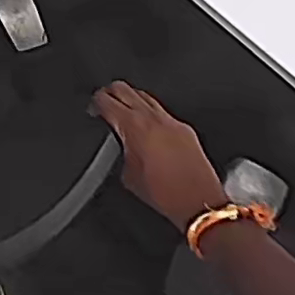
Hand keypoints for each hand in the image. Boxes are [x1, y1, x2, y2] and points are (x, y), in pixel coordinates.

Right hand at [91, 81, 227, 228]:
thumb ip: (117, 147)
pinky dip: (151, 113)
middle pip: (122, 87)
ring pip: (143, 95)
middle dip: (109, 93)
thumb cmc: (166, 195)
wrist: (200, 207)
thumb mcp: (126, 173)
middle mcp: (151, 118)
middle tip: (105, 105)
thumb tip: (115, 143)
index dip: (94, 103)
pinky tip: (149, 127)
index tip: (93, 111)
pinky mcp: (186, 130)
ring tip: (126, 113)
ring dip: (131, 100)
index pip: (104, 98)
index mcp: (132, 125)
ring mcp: (170, 121)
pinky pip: (162, 111)